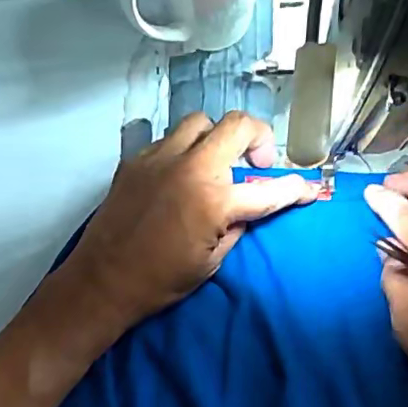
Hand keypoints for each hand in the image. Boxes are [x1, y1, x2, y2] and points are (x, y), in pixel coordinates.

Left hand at [51, 112, 317, 335]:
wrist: (101, 283)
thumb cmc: (157, 283)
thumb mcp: (209, 264)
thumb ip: (234, 229)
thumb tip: (244, 211)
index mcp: (214, 200)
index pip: (269, 188)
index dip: (294, 189)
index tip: (306, 188)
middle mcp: (189, 168)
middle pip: (237, 125)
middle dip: (257, 139)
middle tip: (256, 163)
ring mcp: (158, 160)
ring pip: (198, 123)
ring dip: (215, 138)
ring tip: (213, 165)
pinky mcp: (134, 162)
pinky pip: (167, 141)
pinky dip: (181, 151)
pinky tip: (177, 176)